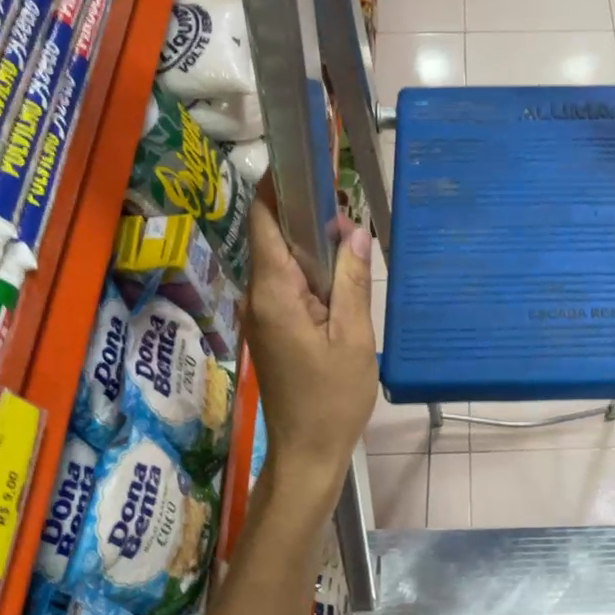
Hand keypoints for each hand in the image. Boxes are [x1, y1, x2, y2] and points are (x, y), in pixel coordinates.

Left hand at [243, 202, 377, 490]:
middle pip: (273, 239)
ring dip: (312, 248)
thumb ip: (352, 281)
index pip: (264, 223)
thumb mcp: (353, 337)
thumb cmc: (333, 398)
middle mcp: (259, 298)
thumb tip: (355, 231)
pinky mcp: (272, 330)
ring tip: (350, 236)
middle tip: (347, 205)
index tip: (306, 163)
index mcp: (275, 293)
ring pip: (283, 264)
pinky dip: (312, 274)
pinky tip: (341, 278)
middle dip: (305, 217)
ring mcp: (263, 315)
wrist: (307, 451)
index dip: (279, 187)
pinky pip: (288, 288)